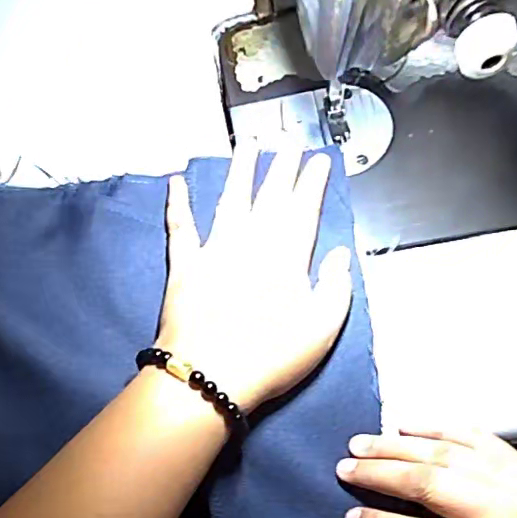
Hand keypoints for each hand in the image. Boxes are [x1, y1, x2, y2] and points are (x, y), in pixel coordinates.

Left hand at [155, 146, 352, 411]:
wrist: (210, 377)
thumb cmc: (271, 357)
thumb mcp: (323, 329)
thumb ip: (336, 287)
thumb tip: (340, 255)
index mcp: (288, 257)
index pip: (304, 208)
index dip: (312, 181)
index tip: (318, 160)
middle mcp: (252, 242)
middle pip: (270, 194)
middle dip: (281, 165)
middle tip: (287, 140)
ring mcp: (215, 250)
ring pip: (230, 198)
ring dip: (239, 170)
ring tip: (247, 144)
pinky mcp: (184, 265)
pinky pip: (180, 226)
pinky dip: (178, 203)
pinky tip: (176, 182)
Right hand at [337, 428, 516, 517]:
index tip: (348, 516)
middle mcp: (508, 511)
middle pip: (428, 482)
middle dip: (380, 473)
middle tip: (344, 467)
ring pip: (447, 452)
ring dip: (399, 445)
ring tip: (362, 443)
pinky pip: (476, 437)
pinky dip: (439, 429)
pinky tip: (409, 425)